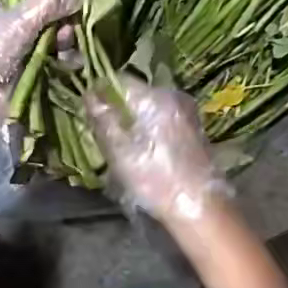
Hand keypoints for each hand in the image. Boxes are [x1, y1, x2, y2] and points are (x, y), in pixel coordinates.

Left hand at [0, 0, 82, 130]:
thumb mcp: (20, 17)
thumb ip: (50, 2)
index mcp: (2, 9)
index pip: (37, 0)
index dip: (56, 3)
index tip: (71, 9)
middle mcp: (12, 30)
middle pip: (51, 23)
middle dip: (64, 28)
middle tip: (67, 36)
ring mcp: (22, 54)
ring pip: (56, 45)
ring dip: (68, 47)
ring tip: (68, 54)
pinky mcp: (31, 76)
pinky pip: (56, 64)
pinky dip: (65, 64)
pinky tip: (70, 65)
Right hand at [85, 75, 232, 224]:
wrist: (200, 208)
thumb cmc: (156, 180)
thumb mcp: (119, 151)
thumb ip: (102, 119)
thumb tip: (89, 95)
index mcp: (155, 97)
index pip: (118, 79)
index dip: (98, 91)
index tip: (86, 109)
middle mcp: (174, 95)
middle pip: (134, 91)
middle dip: (115, 106)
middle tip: (99, 129)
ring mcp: (186, 111)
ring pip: (148, 104)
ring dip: (131, 117)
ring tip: (118, 141)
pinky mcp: (192, 127)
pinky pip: (161, 115)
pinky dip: (147, 124)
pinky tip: (140, 147)